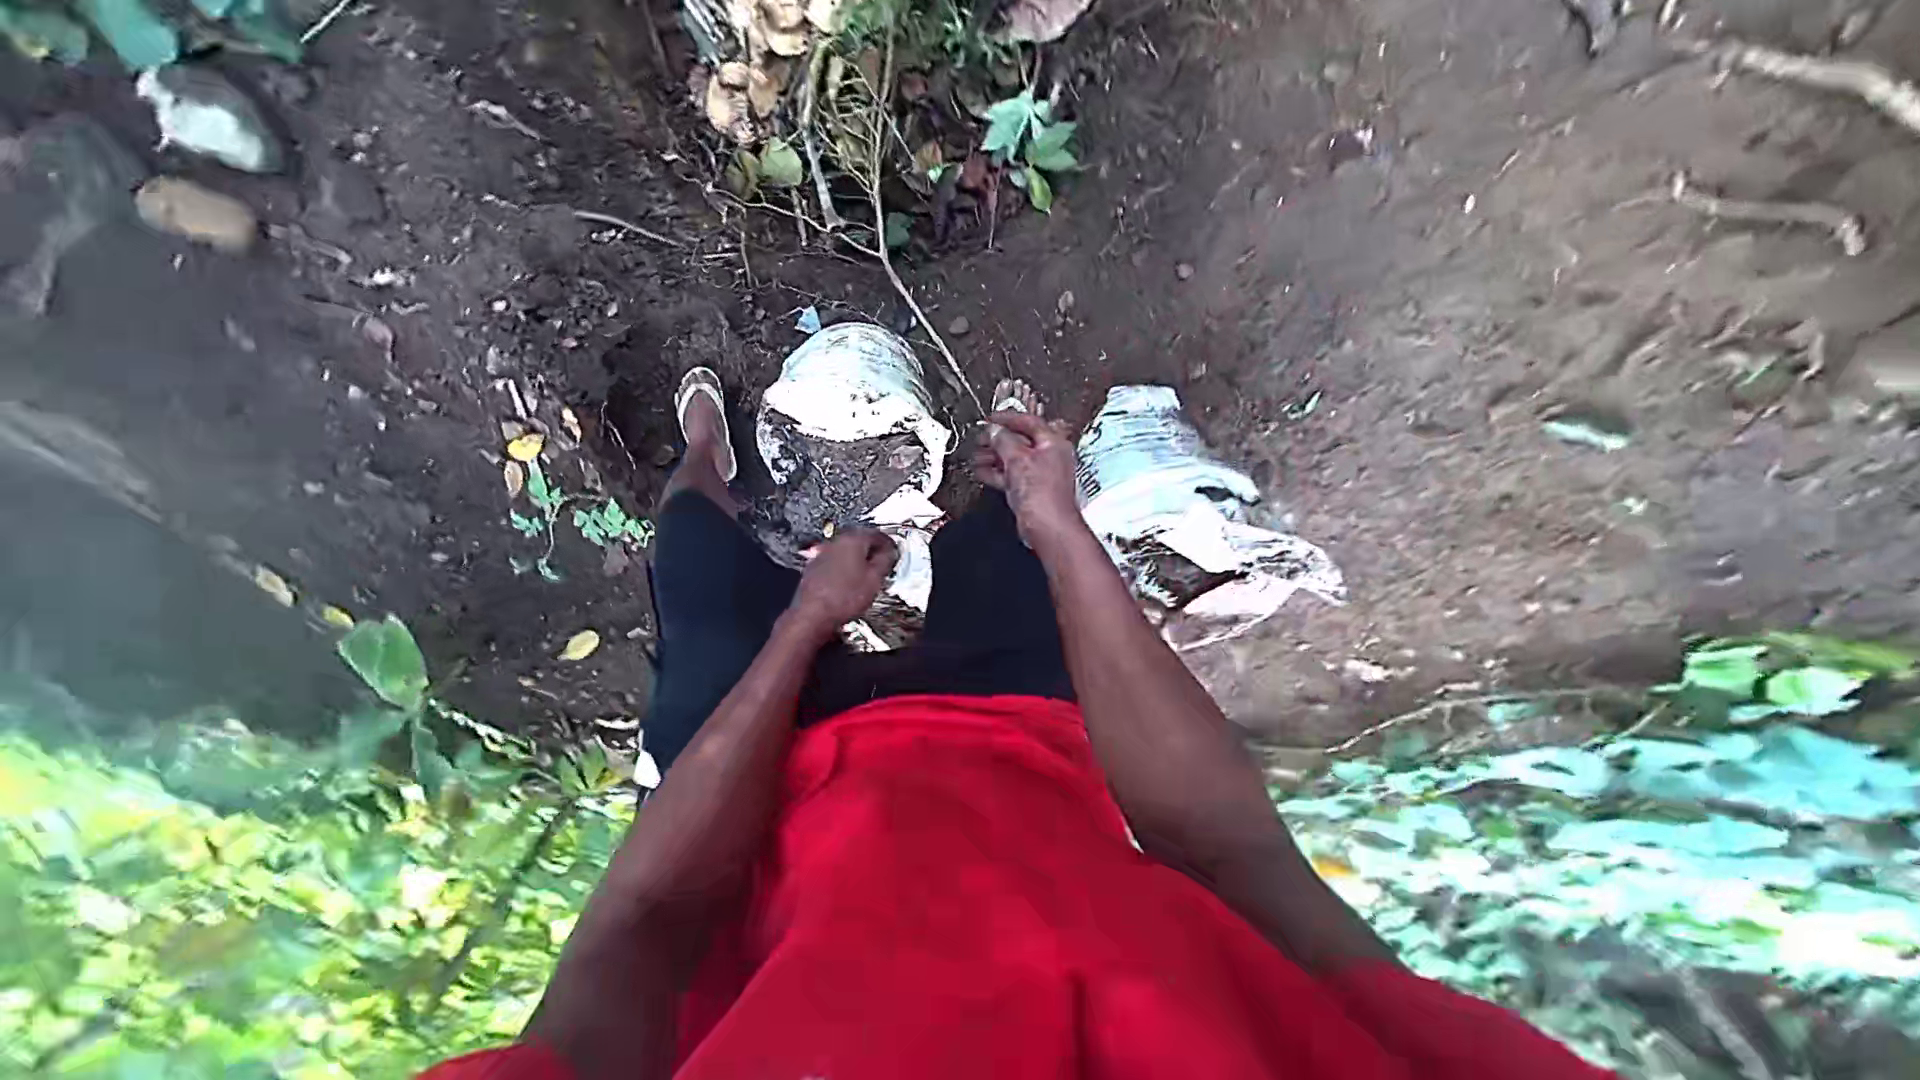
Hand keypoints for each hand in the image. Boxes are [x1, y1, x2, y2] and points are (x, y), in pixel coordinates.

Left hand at [787, 529, 897, 636]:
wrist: (813, 615)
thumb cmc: (844, 597)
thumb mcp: (875, 579)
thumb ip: (885, 560)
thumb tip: (889, 552)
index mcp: (853, 540)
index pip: (877, 534)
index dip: (888, 543)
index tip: (894, 552)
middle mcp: (836, 543)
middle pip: (859, 540)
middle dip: (872, 551)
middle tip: (883, 563)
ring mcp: (822, 554)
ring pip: (846, 552)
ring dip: (857, 560)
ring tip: (867, 575)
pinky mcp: (814, 568)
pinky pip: (835, 562)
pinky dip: (844, 568)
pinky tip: (849, 582)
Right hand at [973, 410, 1086, 552]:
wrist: (1048, 527)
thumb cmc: (1044, 495)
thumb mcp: (1018, 458)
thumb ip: (1003, 441)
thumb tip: (994, 431)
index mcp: (1053, 442)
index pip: (1028, 421)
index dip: (1007, 418)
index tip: (990, 419)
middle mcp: (1049, 457)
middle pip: (1020, 441)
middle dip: (997, 439)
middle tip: (980, 438)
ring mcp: (1040, 474)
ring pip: (1013, 459)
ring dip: (993, 456)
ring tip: (976, 455)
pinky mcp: (1031, 490)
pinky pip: (1010, 476)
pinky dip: (996, 473)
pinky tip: (981, 471)